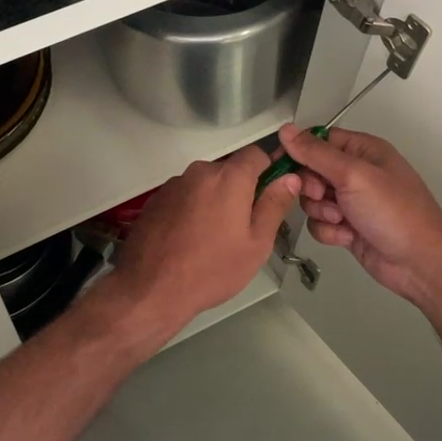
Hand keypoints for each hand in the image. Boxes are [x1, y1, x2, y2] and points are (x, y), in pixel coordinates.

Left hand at [101, 146, 300, 336]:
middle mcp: (199, 172)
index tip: (271, 195)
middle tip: (243, 227)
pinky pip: (185, 195)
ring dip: (215, 200)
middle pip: (229, 170)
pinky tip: (189, 239)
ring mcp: (174, 184)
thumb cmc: (212, 269)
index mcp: (228, 178)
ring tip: (214, 238)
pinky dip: (192, 208)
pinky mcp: (156, 199)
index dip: (268, 170)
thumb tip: (290, 178)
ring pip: (205, 184)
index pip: (256, 153)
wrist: (151, 287)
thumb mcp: (256, 244)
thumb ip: (274, 205)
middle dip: (240, 190)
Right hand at [275, 124, 441, 308]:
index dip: (298, 151)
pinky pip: (319, 223)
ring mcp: (352, 201)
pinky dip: (328, 231)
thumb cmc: (397, 213)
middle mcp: (357, 173)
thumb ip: (315, 152)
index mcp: (363, 150)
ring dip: (320, 212)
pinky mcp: (347, 226)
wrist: (419, 263)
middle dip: (311, 187)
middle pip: (310, 171)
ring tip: (342, 219)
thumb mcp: (353, 175)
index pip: (318, 140)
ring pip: (311, 199)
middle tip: (324, 195)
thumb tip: (287, 130)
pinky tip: (347, 236)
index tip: (283, 163)